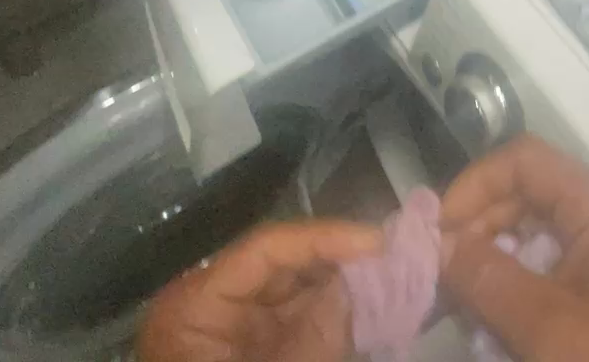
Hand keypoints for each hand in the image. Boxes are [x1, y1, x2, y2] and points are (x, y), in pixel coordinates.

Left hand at [136, 221, 381, 361]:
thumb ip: (323, 330)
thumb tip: (373, 273)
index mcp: (194, 306)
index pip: (267, 248)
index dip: (326, 238)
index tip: (379, 242)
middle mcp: (208, 305)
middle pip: (282, 264)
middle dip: (339, 259)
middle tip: (394, 255)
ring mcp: (229, 330)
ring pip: (293, 289)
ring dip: (341, 284)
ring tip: (391, 275)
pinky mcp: (251, 352)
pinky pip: (294, 320)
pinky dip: (330, 314)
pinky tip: (369, 306)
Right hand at [439, 136, 588, 361]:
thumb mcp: (551, 328)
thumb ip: (489, 280)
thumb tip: (437, 243)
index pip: (521, 160)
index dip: (473, 186)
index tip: (436, 235)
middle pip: (523, 194)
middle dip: (475, 232)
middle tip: (437, 280)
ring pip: (531, 233)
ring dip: (490, 265)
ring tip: (458, 309)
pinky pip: (548, 267)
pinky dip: (515, 288)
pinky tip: (493, 326)